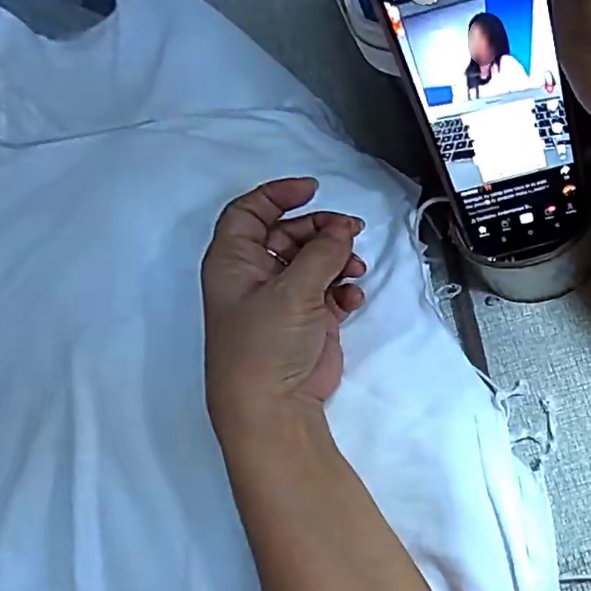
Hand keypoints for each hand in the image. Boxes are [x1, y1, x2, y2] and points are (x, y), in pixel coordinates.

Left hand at [202, 177, 367, 426]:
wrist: (274, 401)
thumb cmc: (265, 342)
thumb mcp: (291, 291)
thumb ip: (321, 255)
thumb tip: (343, 228)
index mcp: (235, 260)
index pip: (251, 212)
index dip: (279, 195)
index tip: (314, 188)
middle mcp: (258, 275)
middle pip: (291, 235)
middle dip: (322, 230)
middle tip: (352, 231)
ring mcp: (286, 298)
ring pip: (316, 262)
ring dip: (338, 260)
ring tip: (355, 269)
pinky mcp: (311, 319)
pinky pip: (331, 291)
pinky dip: (344, 289)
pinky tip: (352, 296)